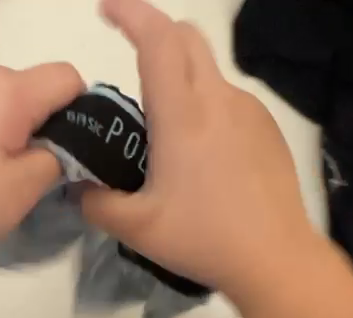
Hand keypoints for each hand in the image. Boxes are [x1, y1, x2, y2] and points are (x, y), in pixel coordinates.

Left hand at [0, 60, 84, 278]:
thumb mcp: (23, 191)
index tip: (65, 157)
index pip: (67, 79)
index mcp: (8, 89)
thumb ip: (59, 157)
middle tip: (19, 181)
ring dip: (1, 134)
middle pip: (28, 90)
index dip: (80, 115)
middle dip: (36, 128)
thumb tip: (63, 144)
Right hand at [81, 0, 317, 294]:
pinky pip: (228, 102)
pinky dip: (205, 110)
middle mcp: (218, 99)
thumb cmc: (202, 239)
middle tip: (131, 59)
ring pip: (208, 72)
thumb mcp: (136, 229)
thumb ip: (97, 203)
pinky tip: (200, 159)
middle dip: (156, 34)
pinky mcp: (266, 129)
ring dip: (181, 81)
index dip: (130, 13)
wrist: (273, 257)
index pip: (157, 38)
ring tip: (164, 136)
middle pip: (187, 38)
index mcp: (182, 115)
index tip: (106, 9)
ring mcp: (248, 110)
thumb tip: (79, 188)